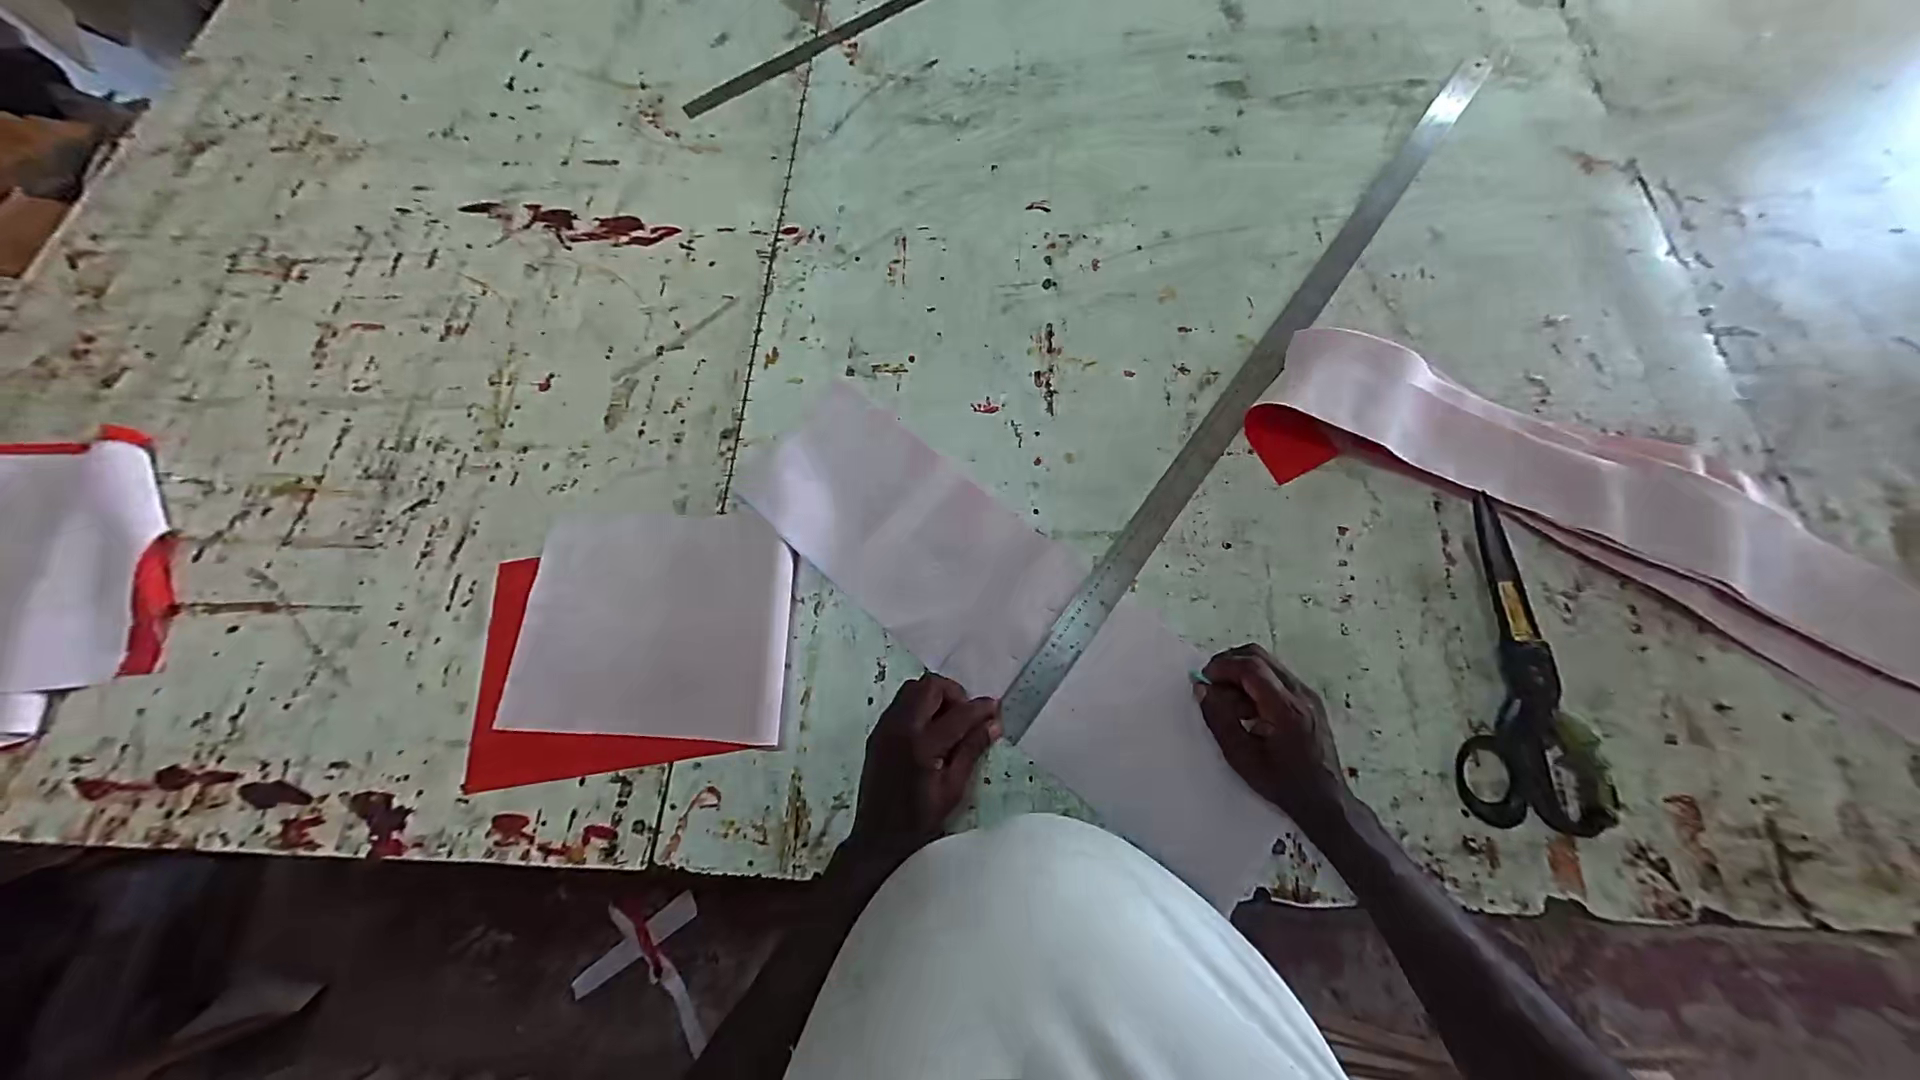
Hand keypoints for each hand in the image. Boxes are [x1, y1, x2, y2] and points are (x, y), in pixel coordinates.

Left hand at [847, 673, 1000, 859]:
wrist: (876, 838)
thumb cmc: (919, 820)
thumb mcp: (952, 789)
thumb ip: (971, 750)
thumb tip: (993, 723)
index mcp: (921, 746)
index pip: (958, 714)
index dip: (980, 708)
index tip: (995, 708)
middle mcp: (900, 729)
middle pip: (929, 686)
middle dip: (954, 694)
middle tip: (966, 716)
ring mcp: (885, 727)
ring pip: (912, 688)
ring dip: (935, 696)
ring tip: (949, 721)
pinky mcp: (877, 731)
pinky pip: (901, 702)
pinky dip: (919, 704)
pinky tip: (930, 728)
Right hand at [1198, 644, 1349, 821]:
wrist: (1326, 801)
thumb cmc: (1282, 783)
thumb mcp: (1241, 756)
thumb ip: (1219, 719)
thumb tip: (1202, 689)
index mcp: (1286, 709)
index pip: (1250, 667)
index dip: (1222, 666)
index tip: (1204, 679)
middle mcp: (1301, 694)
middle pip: (1259, 656)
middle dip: (1229, 663)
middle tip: (1212, 684)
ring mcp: (1307, 695)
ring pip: (1267, 663)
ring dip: (1240, 673)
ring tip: (1229, 702)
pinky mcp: (1308, 701)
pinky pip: (1275, 677)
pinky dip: (1254, 683)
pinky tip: (1247, 709)